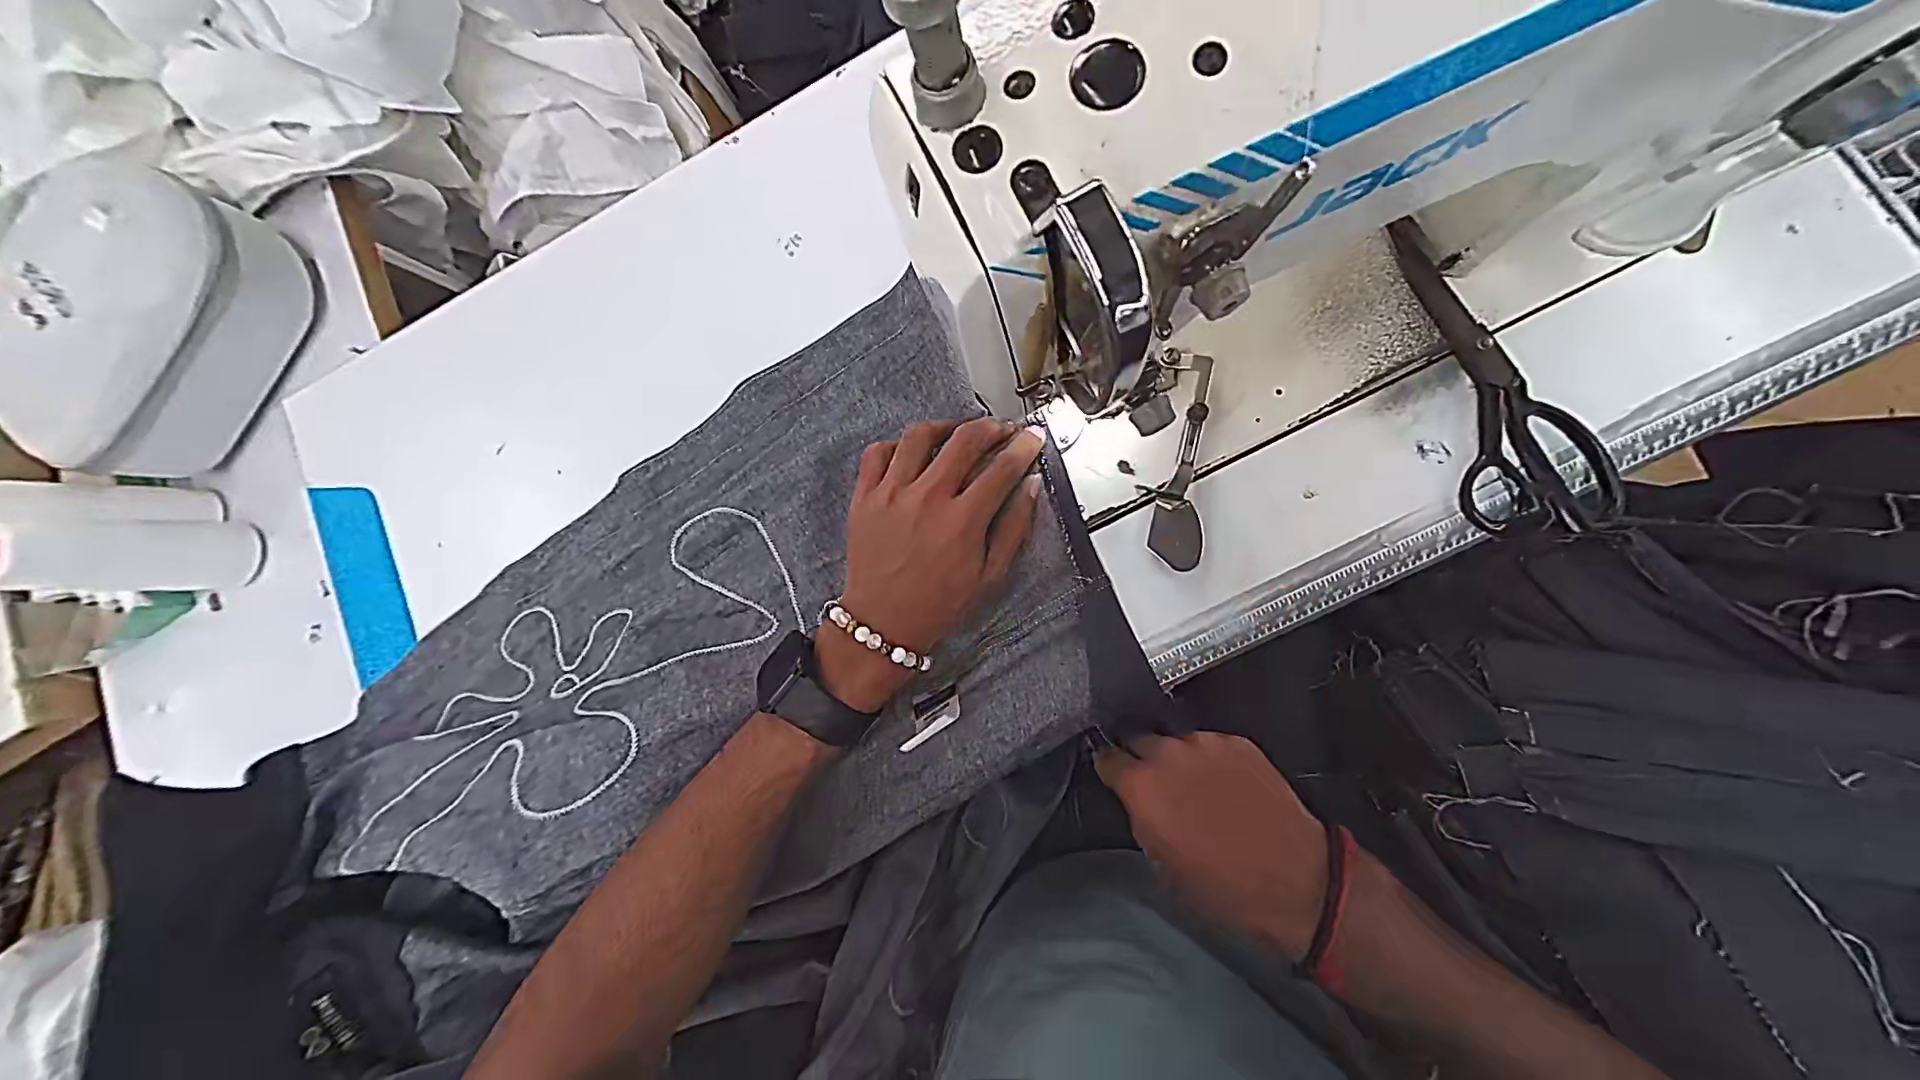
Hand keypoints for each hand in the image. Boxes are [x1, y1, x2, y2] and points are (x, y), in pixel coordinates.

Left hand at [814, 417, 1044, 712]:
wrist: (884, 622)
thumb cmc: (936, 604)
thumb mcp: (990, 575)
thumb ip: (1015, 528)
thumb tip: (1030, 488)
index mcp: (962, 520)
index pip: (1002, 467)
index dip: (1023, 447)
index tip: (1031, 438)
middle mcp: (927, 499)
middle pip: (965, 440)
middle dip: (992, 427)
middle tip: (1001, 430)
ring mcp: (892, 494)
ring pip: (920, 436)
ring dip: (946, 426)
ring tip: (958, 431)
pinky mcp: (865, 498)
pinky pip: (878, 453)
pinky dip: (897, 445)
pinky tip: (911, 451)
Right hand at [1096, 733, 1328, 957]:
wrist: (1299, 883)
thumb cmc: (1223, 888)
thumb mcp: (1160, 865)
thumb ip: (1140, 819)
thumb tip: (1139, 804)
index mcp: (1140, 785)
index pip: (1106, 757)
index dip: (1109, 769)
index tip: (1115, 777)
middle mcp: (1168, 753)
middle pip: (1139, 739)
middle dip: (1142, 759)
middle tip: (1159, 786)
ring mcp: (1206, 744)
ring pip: (1177, 741)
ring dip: (1178, 759)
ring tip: (1197, 787)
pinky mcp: (1240, 743)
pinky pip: (1212, 744)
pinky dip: (1212, 760)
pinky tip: (1226, 785)